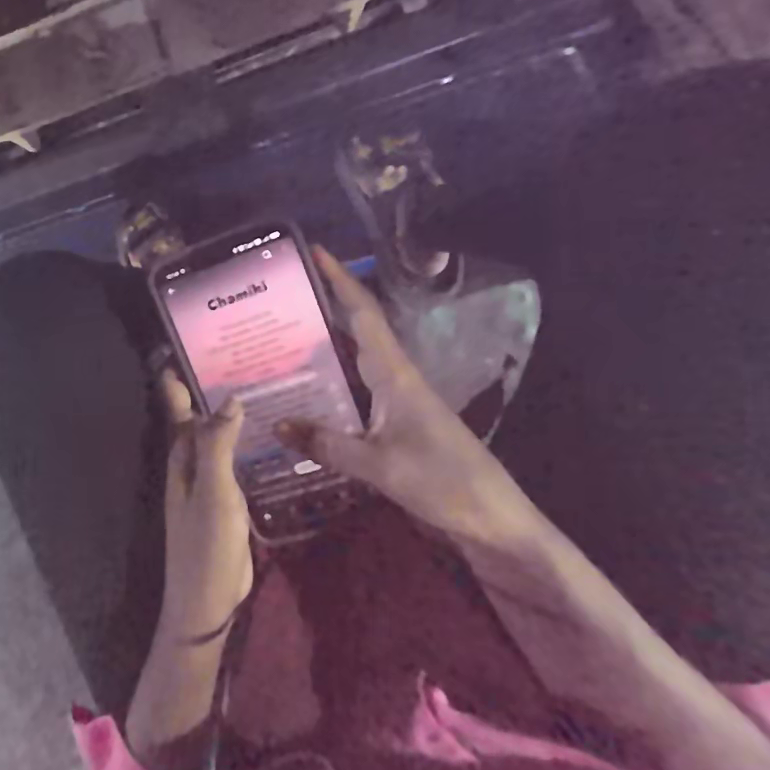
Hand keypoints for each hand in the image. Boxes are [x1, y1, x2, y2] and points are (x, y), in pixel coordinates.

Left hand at [156, 368, 252, 639]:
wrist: (208, 601)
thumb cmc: (205, 545)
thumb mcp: (213, 491)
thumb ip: (218, 444)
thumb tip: (230, 396)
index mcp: (182, 454)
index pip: (176, 403)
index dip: (180, 372)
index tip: (199, 338)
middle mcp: (192, 460)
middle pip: (200, 413)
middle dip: (214, 382)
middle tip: (248, 350)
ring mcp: (210, 478)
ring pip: (220, 433)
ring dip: (233, 409)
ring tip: (266, 380)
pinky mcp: (228, 494)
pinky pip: (236, 455)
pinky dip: (248, 437)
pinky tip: (273, 429)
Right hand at [276, 246, 538, 540]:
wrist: (494, 518)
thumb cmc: (444, 481)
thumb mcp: (380, 466)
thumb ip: (328, 445)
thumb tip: (276, 425)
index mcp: (395, 375)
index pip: (364, 315)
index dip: (341, 280)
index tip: (316, 251)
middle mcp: (395, 379)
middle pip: (357, 330)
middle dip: (323, 307)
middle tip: (279, 301)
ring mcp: (398, 401)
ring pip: (354, 361)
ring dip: (323, 347)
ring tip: (280, 342)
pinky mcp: (398, 424)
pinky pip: (356, 392)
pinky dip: (331, 385)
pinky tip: (307, 397)